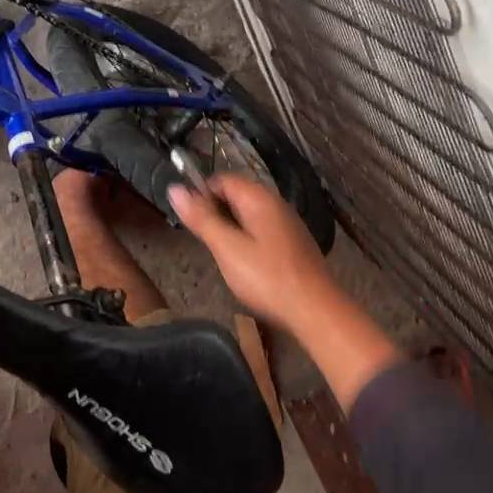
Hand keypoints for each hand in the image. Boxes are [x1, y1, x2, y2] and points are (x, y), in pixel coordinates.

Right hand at [171, 173, 400, 408]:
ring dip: (232, 228)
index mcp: (258, 198)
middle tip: (206, 240)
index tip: (191, 218)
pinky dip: (249, 240)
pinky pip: (263, 231)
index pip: (221, 179)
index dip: (201, 193)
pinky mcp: (295, 244)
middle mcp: (276, 204)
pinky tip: (247, 264)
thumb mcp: (226, 248)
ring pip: (249, 215)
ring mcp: (288, 224)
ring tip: (223, 254)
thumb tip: (174, 188)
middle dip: (216, 213)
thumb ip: (201, 218)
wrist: (317, 313)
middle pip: (236, 196)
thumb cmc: (267, 278)